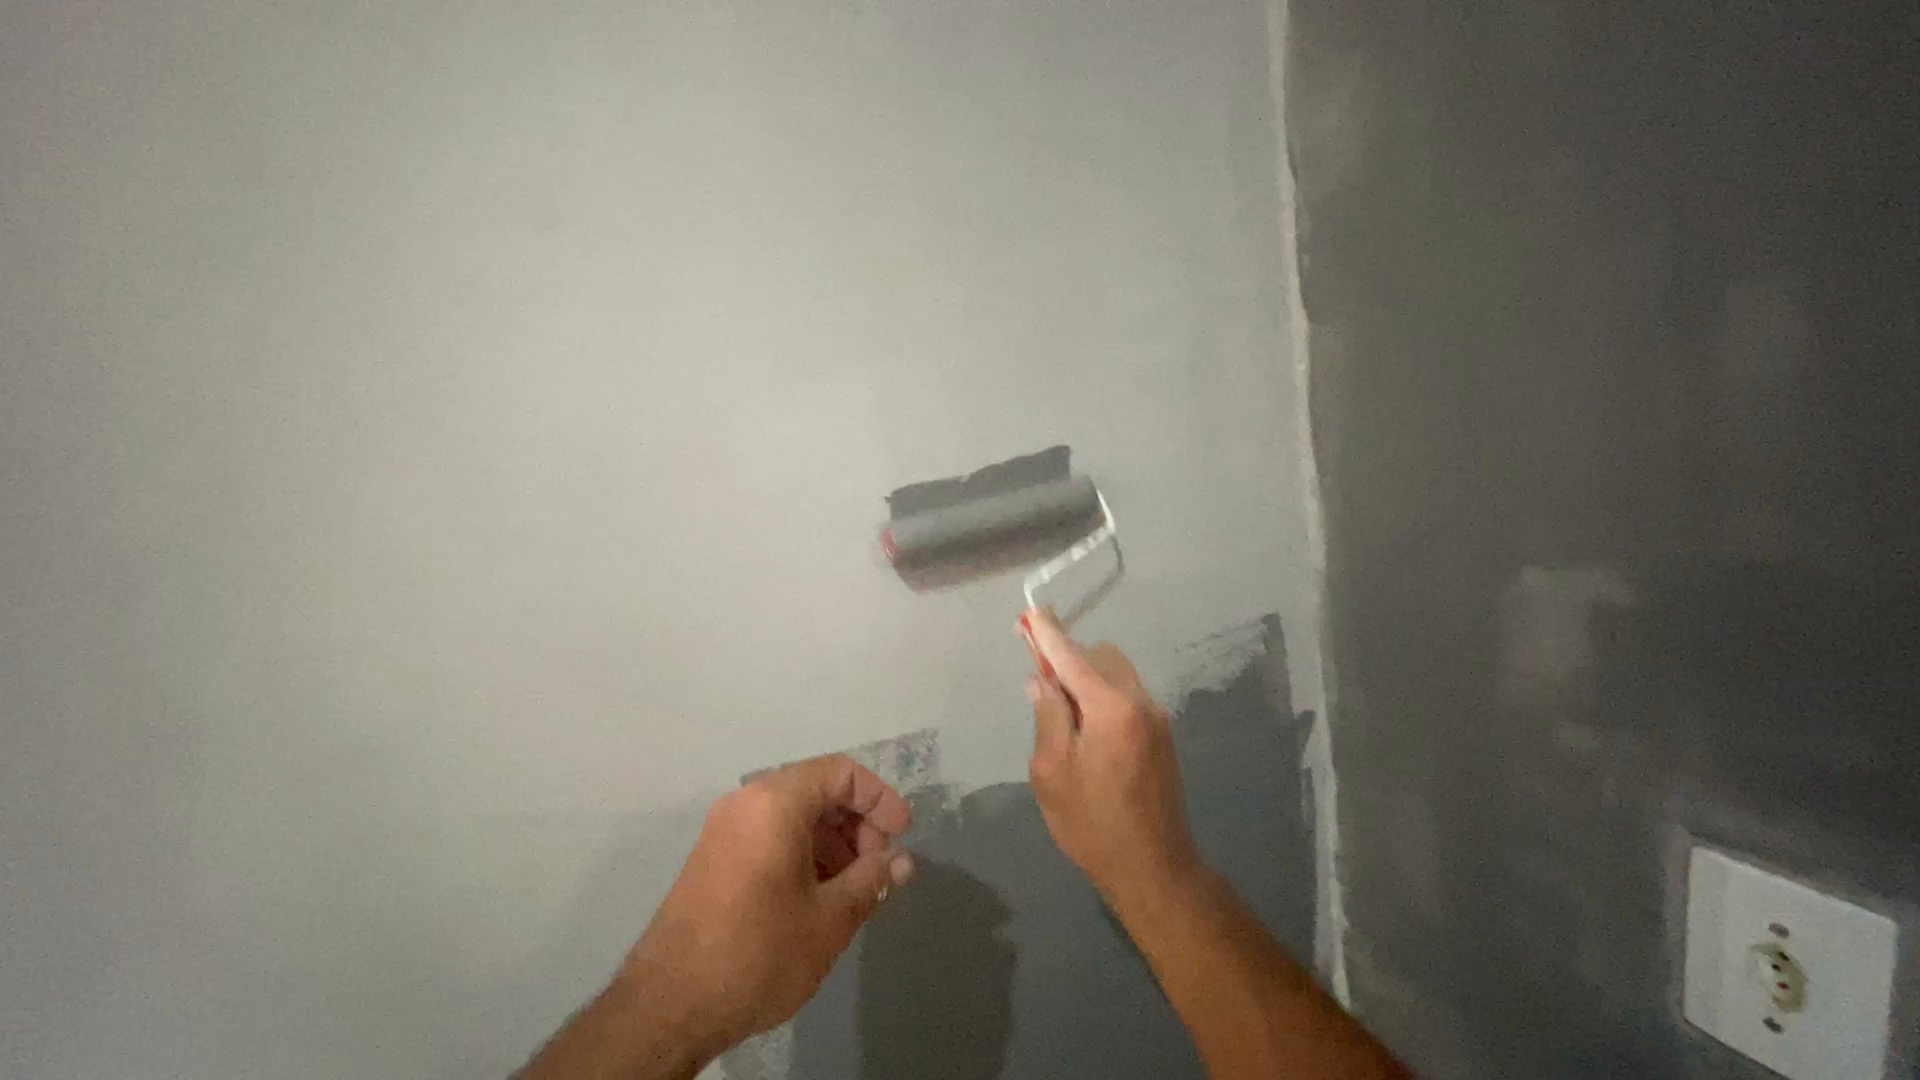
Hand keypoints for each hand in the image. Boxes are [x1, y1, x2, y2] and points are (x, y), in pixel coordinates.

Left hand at [622, 754, 914, 1048]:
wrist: (668, 1006)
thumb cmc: (758, 952)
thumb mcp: (830, 919)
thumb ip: (872, 880)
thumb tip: (901, 861)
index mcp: (775, 802)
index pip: (841, 772)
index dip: (880, 798)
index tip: (901, 836)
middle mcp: (746, 802)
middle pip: (817, 789)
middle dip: (857, 823)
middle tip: (878, 867)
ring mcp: (724, 829)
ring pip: (793, 814)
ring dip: (832, 841)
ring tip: (854, 887)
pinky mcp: (713, 857)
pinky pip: (769, 834)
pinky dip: (803, 851)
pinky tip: (819, 895)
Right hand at [1021, 609, 1198, 902]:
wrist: (1154, 868)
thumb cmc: (1092, 824)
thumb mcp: (1052, 772)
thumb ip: (1048, 717)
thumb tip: (1041, 681)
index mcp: (1111, 709)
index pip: (1072, 656)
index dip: (1048, 634)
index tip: (1030, 613)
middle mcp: (1140, 702)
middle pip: (1100, 657)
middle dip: (1068, 657)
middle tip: (1038, 679)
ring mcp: (1156, 717)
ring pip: (1116, 674)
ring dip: (1086, 677)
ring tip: (1059, 710)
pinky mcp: (1162, 734)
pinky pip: (1126, 695)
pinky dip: (1102, 695)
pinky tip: (1084, 727)